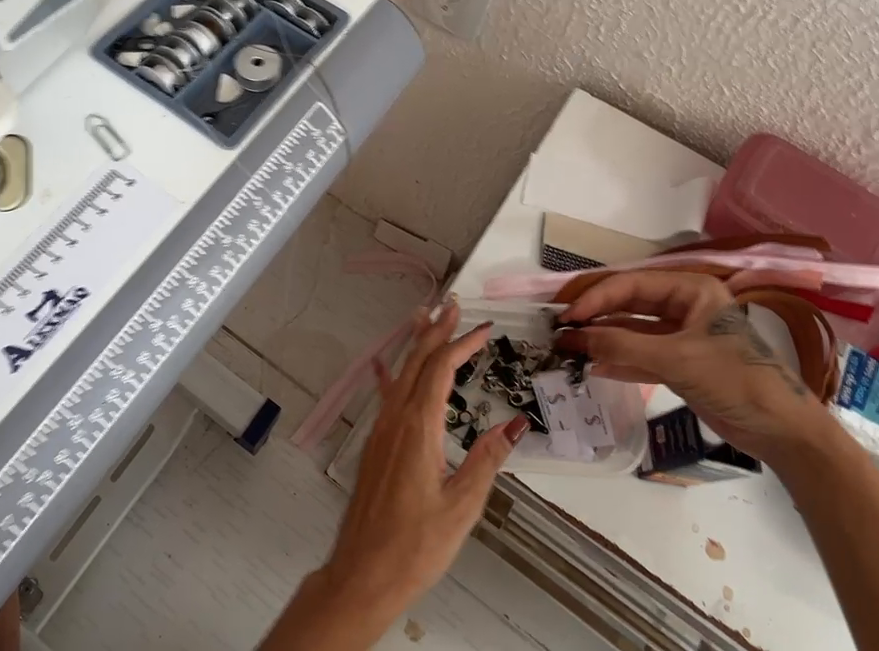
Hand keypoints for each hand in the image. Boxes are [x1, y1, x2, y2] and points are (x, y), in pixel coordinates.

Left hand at [326, 301, 527, 610]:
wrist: (363, 571)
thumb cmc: (415, 545)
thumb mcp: (462, 505)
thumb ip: (487, 460)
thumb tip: (515, 424)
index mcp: (418, 429)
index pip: (441, 371)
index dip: (461, 345)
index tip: (483, 328)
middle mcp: (395, 421)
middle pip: (416, 363)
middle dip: (436, 332)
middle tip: (451, 306)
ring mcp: (381, 431)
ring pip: (400, 375)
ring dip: (416, 346)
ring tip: (425, 320)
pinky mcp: (375, 446)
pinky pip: (386, 396)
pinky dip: (391, 374)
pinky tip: (383, 365)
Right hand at [553, 270, 835, 467]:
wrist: (784, 432)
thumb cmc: (737, 380)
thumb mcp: (677, 359)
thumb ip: (622, 347)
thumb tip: (573, 341)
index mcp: (692, 291)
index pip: (631, 284)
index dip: (596, 298)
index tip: (566, 317)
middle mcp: (685, 307)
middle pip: (629, 304)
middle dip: (595, 317)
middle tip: (560, 330)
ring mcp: (682, 337)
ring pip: (632, 331)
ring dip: (603, 340)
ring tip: (568, 349)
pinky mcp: (681, 365)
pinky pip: (640, 356)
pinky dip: (617, 361)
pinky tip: (591, 367)